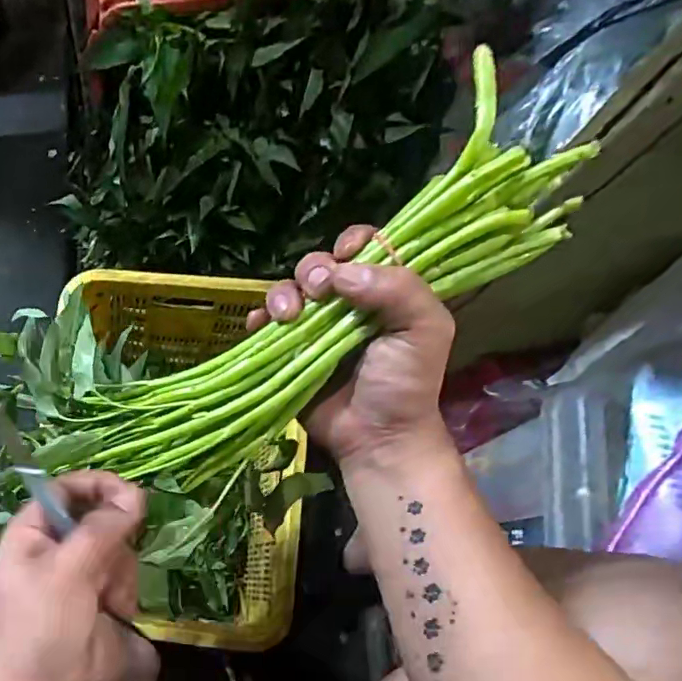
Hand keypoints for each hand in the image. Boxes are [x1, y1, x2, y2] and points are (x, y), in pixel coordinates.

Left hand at [0, 472, 156, 680]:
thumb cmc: (40, 624)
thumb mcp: (69, 571)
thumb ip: (102, 529)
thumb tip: (135, 494)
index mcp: (33, 528)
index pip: (67, 487)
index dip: (99, 486)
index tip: (132, 496)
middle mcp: (54, 544)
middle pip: (100, 519)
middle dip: (113, 545)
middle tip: (109, 571)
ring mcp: (75, 570)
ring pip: (117, 549)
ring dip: (120, 574)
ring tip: (108, 602)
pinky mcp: (94, 595)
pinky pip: (120, 576)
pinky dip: (122, 592)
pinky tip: (115, 611)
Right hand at [247, 225, 456, 463]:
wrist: (375, 436)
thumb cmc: (405, 383)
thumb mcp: (423, 329)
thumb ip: (397, 289)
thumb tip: (340, 272)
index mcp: (383, 290)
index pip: (364, 248)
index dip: (351, 244)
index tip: (346, 255)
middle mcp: (346, 304)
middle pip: (318, 265)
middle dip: (312, 271)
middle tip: (317, 292)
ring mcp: (313, 329)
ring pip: (287, 291)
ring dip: (282, 295)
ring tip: (287, 316)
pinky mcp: (287, 353)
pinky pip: (264, 327)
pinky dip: (258, 320)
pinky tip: (260, 325)